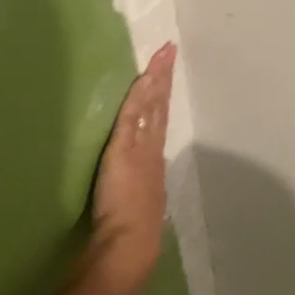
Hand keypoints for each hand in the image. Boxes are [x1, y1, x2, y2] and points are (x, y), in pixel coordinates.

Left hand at [88, 43, 176, 287]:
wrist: (131, 244)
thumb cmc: (135, 234)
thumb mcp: (144, 206)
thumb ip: (144, 189)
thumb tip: (147, 181)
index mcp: (155, 164)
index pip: (159, 123)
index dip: (163, 99)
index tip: (166, 77)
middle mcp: (152, 152)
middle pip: (159, 108)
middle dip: (164, 79)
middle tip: (169, 50)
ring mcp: (141, 149)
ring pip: (149, 107)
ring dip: (155, 79)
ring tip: (161, 54)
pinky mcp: (125, 151)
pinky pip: (133, 117)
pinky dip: (140, 96)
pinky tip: (144, 77)